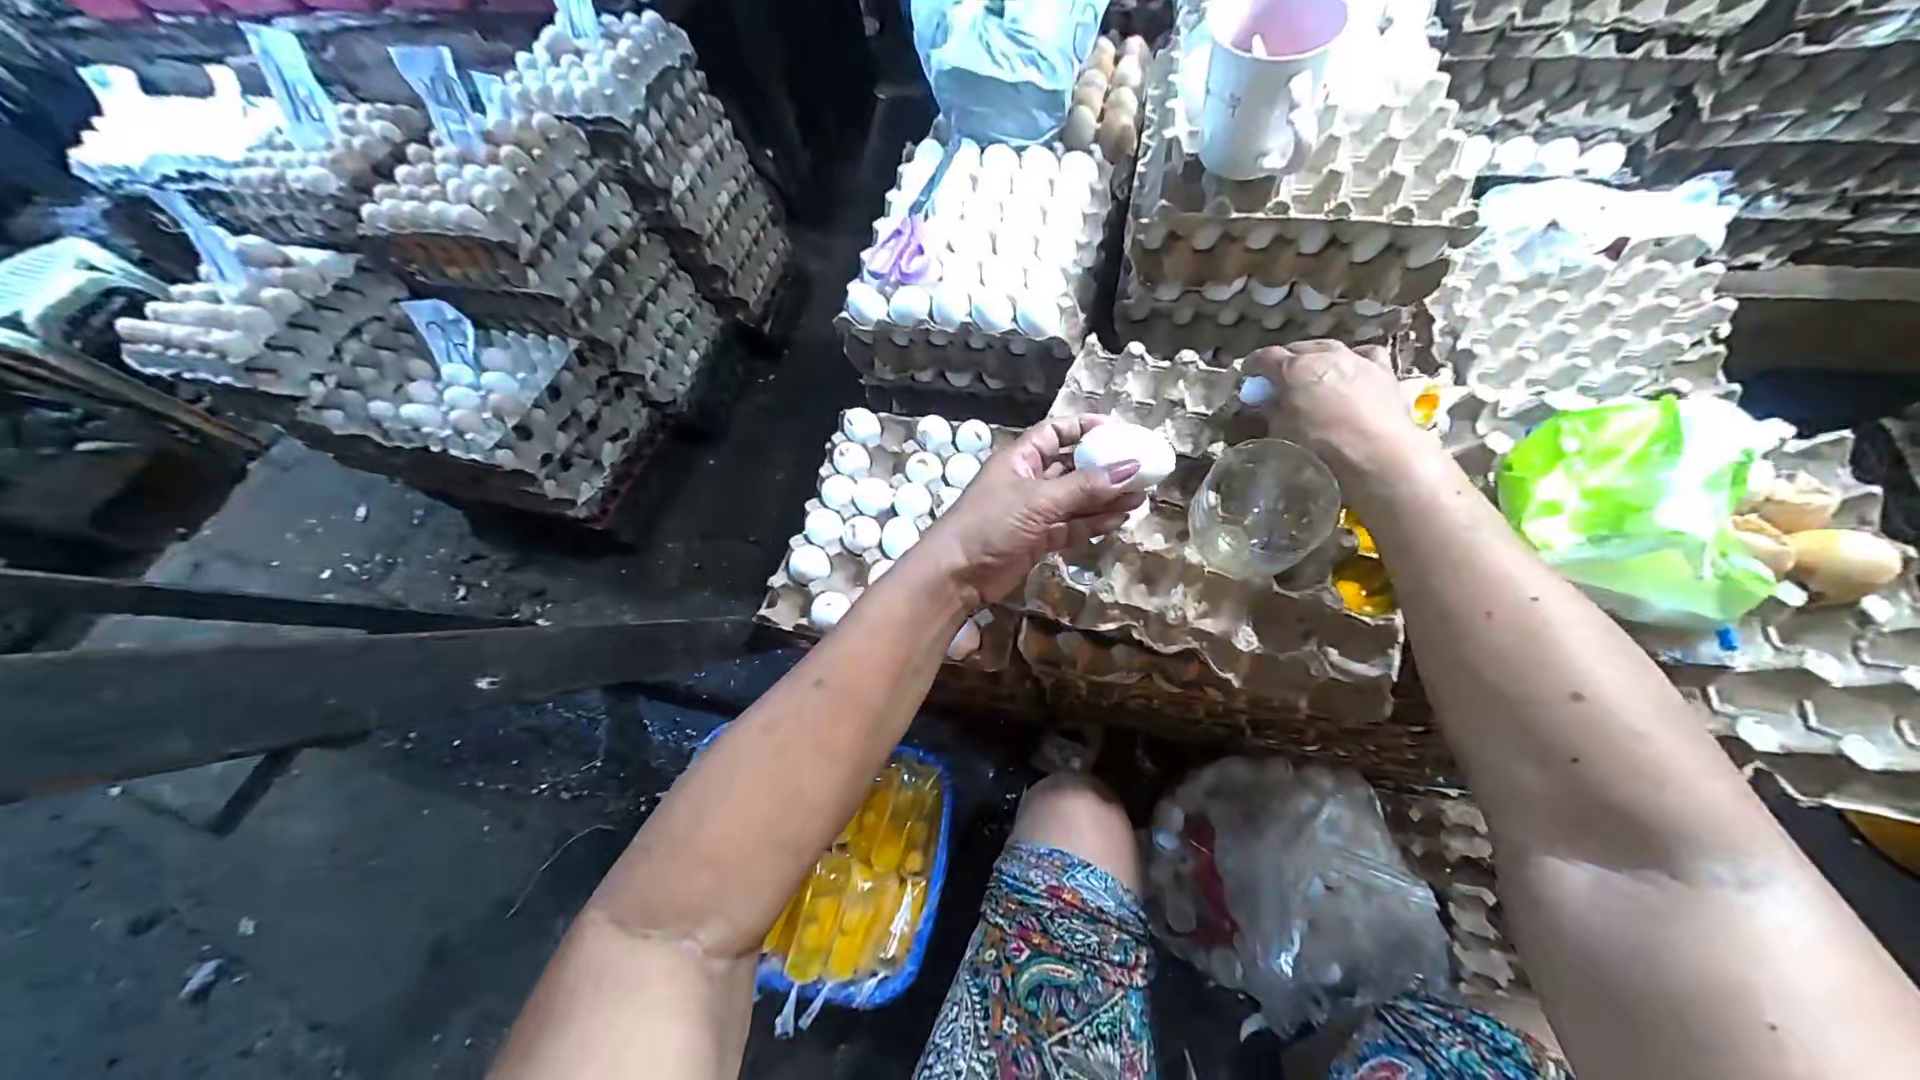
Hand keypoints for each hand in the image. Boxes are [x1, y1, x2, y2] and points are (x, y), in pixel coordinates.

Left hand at [916, 415, 1145, 605]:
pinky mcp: (1038, 540)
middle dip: (1104, 468)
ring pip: (1076, 500)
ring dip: (1105, 498)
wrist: (957, 574)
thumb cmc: (991, 524)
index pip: (1055, 432)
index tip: (1118, 432)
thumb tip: (1131, 467)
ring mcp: (1033, 512)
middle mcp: (1028, 481)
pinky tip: (1119, 519)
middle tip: (1140, 470)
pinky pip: (1072, 526)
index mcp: (1021, 459)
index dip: (1084, 428)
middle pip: (1072, 467)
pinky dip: (1093, 523)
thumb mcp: (1039, 500)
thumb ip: (1085, 486)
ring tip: (1140, 496)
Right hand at [1243, 340, 1428, 481]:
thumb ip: (1270, 411)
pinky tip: (1351, 371)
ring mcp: (1356, 359)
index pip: (1265, 357)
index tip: (1248, 375)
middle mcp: (1325, 355)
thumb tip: (1264, 403)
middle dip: (1284, 360)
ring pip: (1329, 348)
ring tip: (1312, 373)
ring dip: (1316, 358)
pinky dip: (1353, 360)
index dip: (1253, 366)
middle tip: (1277, 377)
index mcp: (1294, 368)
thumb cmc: (1321, 444)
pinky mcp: (1383, 369)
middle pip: (1297, 349)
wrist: (1377, 452)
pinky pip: (1363, 355)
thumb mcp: (1282, 430)